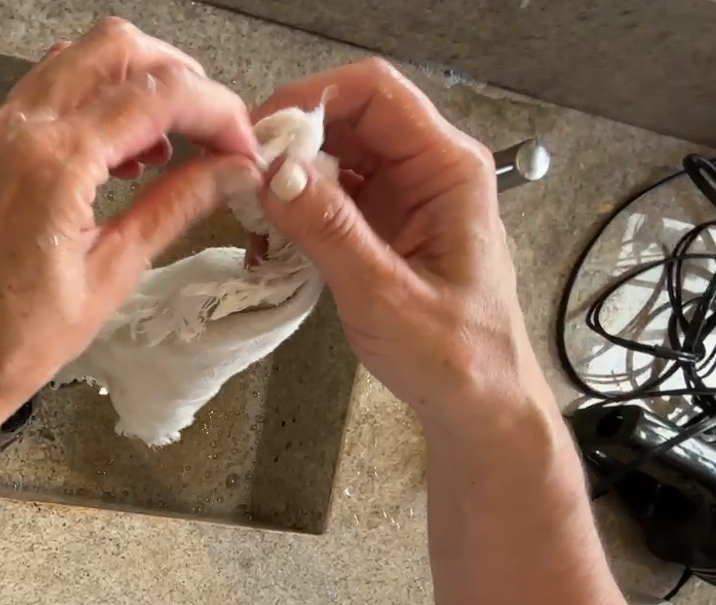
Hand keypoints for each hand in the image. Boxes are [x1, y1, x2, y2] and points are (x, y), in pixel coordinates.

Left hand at [0, 18, 261, 446]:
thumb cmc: (19, 341)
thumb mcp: (111, 274)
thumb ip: (175, 207)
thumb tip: (231, 172)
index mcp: (53, 165)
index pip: (155, 97)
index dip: (214, 110)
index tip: (240, 143)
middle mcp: (15, 134)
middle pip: (113, 49)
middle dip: (174, 75)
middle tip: (208, 125)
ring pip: (74, 63)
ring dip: (128, 86)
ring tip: (163, 146)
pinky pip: (40, 98)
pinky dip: (86, 107)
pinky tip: (112, 154)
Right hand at [252, 60, 546, 439]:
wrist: (476, 400)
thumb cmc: (448, 352)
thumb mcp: (383, 293)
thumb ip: (330, 231)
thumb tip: (273, 174)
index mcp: (445, 169)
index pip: (375, 94)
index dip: (309, 100)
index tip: (252, 141)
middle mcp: (424, 170)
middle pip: (348, 120)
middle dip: (288, 145)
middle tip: (239, 188)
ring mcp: (401, 198)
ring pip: (332, 160)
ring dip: (285, 184)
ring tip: (252, 226)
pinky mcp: (380, 228)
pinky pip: (329, 200)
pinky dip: (294, 215)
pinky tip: (271, 246)